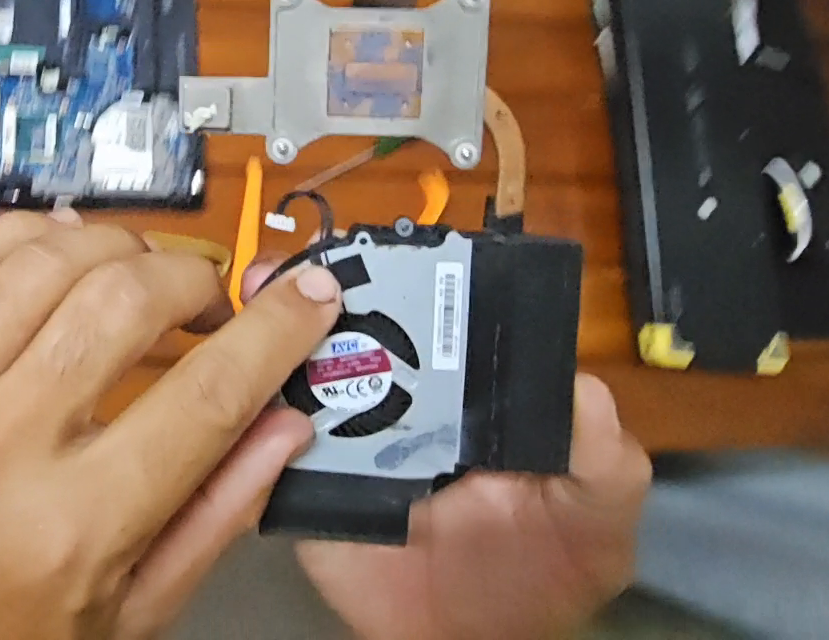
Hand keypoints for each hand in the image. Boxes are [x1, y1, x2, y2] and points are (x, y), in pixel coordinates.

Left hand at [0, 212, 343, 639]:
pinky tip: (64, 245)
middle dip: (189, 280)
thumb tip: (288, 416)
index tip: (311, 292)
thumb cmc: (11, 636)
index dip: (273, 332)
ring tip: (141, 270)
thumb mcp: (132, 610)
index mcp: (73, 526)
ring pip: (45, 260)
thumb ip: (217, 510)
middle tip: (206, 299)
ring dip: (115, 244)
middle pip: (121, 302)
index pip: (203, 397)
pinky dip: (30, 231)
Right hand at [243, 260, 653, 639]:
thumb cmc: (537, 576)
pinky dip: (245, 404)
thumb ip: (601, 460)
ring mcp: (343, 435)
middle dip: (302, 291)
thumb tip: (583, 388)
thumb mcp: (593, 519)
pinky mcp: (304, 476)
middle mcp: (393, 396)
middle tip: (274, 273)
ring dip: (266, 331)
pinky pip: (268, 434)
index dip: (389, 278)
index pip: (420, 318)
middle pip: (344, 330)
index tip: (358, 253)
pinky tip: (227, 381)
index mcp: (456, 389)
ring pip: (298, 369)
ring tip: (247, 300)